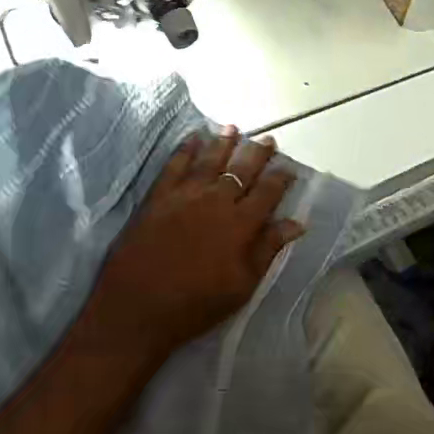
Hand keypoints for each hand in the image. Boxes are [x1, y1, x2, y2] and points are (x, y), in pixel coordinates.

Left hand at [83, 128, 305, 360]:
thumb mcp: (241, 285)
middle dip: (257, 153)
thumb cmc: (195, 304)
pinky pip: (175, 164)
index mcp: (240, 225)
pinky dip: (186, 148)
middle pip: (241, 170)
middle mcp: (216, 201)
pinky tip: (193, 138)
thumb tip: (296, 223)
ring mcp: (185, 195)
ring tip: (234, 128)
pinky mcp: (158, 196)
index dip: (281, 178)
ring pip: (210, 160)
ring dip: (224, 143)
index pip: (267, 193)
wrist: (138, 305)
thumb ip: (267, 250)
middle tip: (267, 139)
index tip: (289, 167)